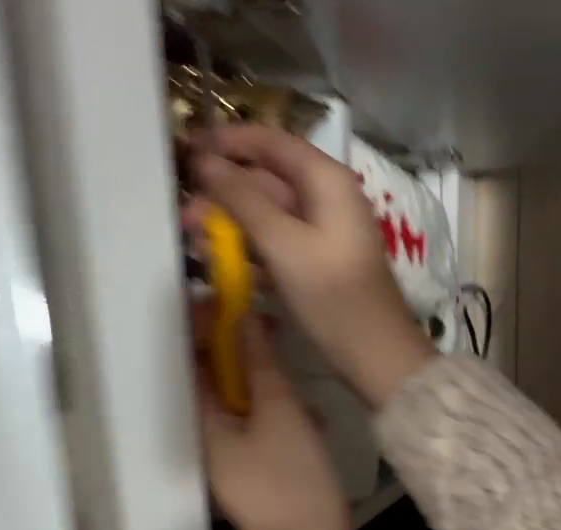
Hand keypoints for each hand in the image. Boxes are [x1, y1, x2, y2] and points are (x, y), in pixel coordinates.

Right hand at [189, 125, 434, 407]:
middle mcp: (327, 198)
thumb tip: (206, 161)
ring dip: (230, 226)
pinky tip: (220, 265)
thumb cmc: (334, 298)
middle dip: (223, 194)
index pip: (271, 142)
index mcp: (326, 180)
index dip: (227, 142)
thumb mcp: (284, 244)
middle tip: (184, 217)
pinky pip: (277, 245)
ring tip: (195, 245)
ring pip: (267, 215)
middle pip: (265, 180)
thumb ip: (243, 200)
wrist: (376, 356)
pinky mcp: (317, 265)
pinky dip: (249, 251)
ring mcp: (323, 233)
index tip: (186, 151)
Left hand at [192, 302, 357, 529]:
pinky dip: (280, 415)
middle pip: (217, 382)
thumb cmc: (296, 483)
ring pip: (242, 404)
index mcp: (204, 426)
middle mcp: (209, 441)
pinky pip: (260, 429)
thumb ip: (263, 365)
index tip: (228, 296)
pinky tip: (311, 420)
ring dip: (268, 385)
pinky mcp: (256, 473)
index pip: (191, 361)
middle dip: (243, 353)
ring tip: (303, 385)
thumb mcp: (284, 417)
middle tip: (273, 329)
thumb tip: (243, 315)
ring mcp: (232, 461)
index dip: (203, 325)